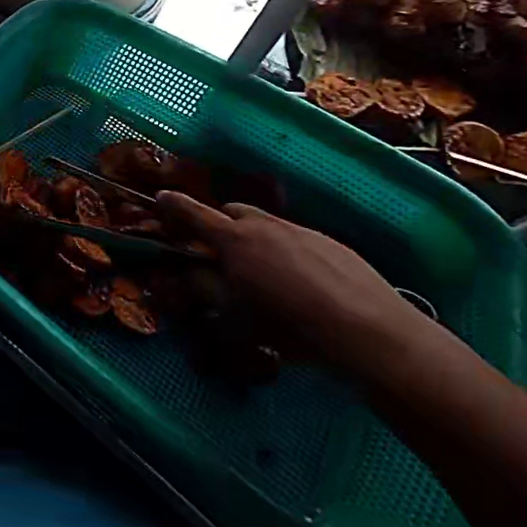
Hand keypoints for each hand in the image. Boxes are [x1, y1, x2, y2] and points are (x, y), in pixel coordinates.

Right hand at [157, 192, 442, 380]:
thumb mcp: (235, 315)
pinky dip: (284, 250)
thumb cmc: (289, 326)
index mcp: (234, 240)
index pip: (195, 214)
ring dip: (253, 237)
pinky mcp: (329, 242)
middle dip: (219, 223)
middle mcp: (264, 224)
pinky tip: (299, 281)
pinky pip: (294, 237)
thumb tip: (188, 273)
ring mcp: (299, 229)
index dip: (175, 205)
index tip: (161, 198)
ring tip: (262, 271)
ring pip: (265, 224)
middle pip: (232, 211)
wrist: (365, 329)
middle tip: (218, 250)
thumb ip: (205, 289)